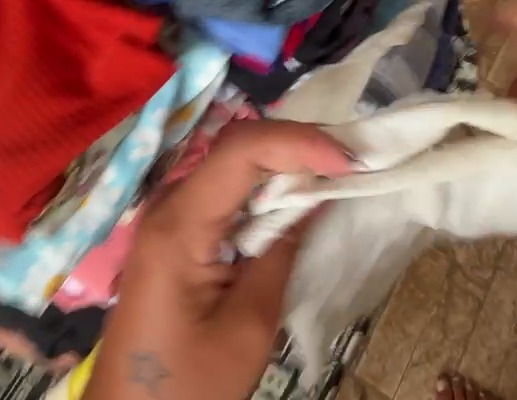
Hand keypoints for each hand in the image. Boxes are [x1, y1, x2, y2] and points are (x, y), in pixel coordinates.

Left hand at [87, 121, 350, 399]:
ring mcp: (167, 214)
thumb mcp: (249, 325)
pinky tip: (295, 193)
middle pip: (236, 146)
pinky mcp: (174, 230)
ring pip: (232, 161)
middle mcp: (168, 204)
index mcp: (179, 223)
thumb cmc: (188, 385)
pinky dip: (264, 183)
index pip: (242, 150)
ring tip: (333, 169)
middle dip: (297, 143)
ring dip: (283, 159)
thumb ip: (282, 251)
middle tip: (349, 159)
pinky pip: (224, 187)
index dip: (299, 142)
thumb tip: (316, 195)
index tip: (348, 161)